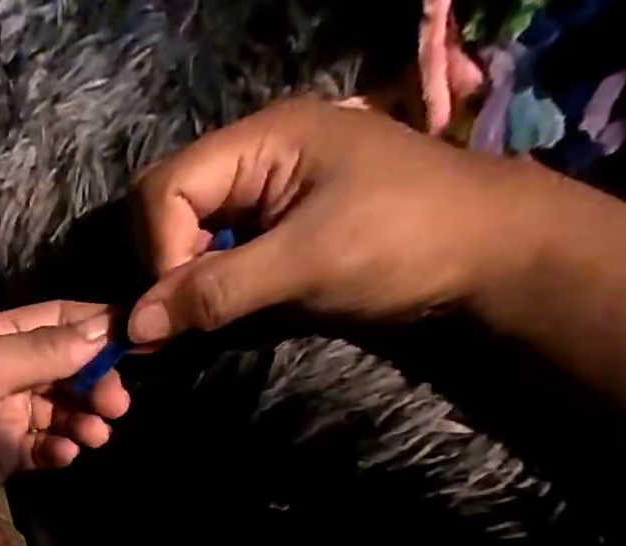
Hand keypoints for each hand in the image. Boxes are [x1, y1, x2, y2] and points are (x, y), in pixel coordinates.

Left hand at [0, 301, 127, 544]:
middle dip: (97, 382)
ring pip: (63, 408)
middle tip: (117, 406)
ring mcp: (6, 415)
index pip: (57, 320)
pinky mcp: (8, 454)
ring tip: (94, 436)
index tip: (141, 343)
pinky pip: (47, 445)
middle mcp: (4, 371)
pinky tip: (62, 456)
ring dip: (85, 418)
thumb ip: (40, 351)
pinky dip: (61, 448)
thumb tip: (103, 329)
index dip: (99, 327)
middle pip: (68, 366)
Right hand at [127, 95, 565, 341]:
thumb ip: (217, 290)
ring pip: (183, 235)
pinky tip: (218, 311)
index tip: (181, 305)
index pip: (165, 188)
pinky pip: (212, 255)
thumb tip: (135, 326)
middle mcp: (251, 160)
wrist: (490, 255)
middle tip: (186, 315)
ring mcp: (261, 196)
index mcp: (261, 140)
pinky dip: (204, 289)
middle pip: (165, 208)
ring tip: (201, 319)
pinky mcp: (271, 231)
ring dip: (182, 282)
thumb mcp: (307, 262)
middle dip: (165, 266)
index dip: (160, 249)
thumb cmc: (406, 239)